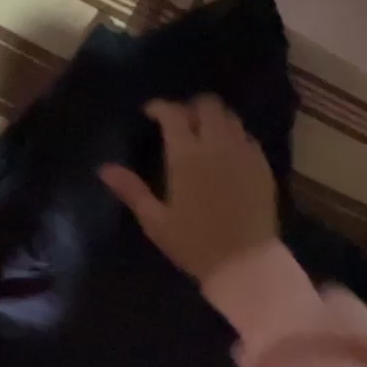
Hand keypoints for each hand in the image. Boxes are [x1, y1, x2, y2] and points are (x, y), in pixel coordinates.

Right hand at [98, 95, 278, 281]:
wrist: (244, 262)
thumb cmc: (194, 244)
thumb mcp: (156, 222)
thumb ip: (132, 191)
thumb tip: (104, 169)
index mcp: (186, 155)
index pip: (173, 114)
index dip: (160, 107)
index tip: (150, 113)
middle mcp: (217, 144)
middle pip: (207, 104)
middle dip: (191, 107)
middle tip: (180, 123)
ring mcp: (243, 152)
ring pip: (230, 117)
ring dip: (214, 119)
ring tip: (204, 135)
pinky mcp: (262, 164)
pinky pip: (247, 137)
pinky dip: (233, 136)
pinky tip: (227, 154)